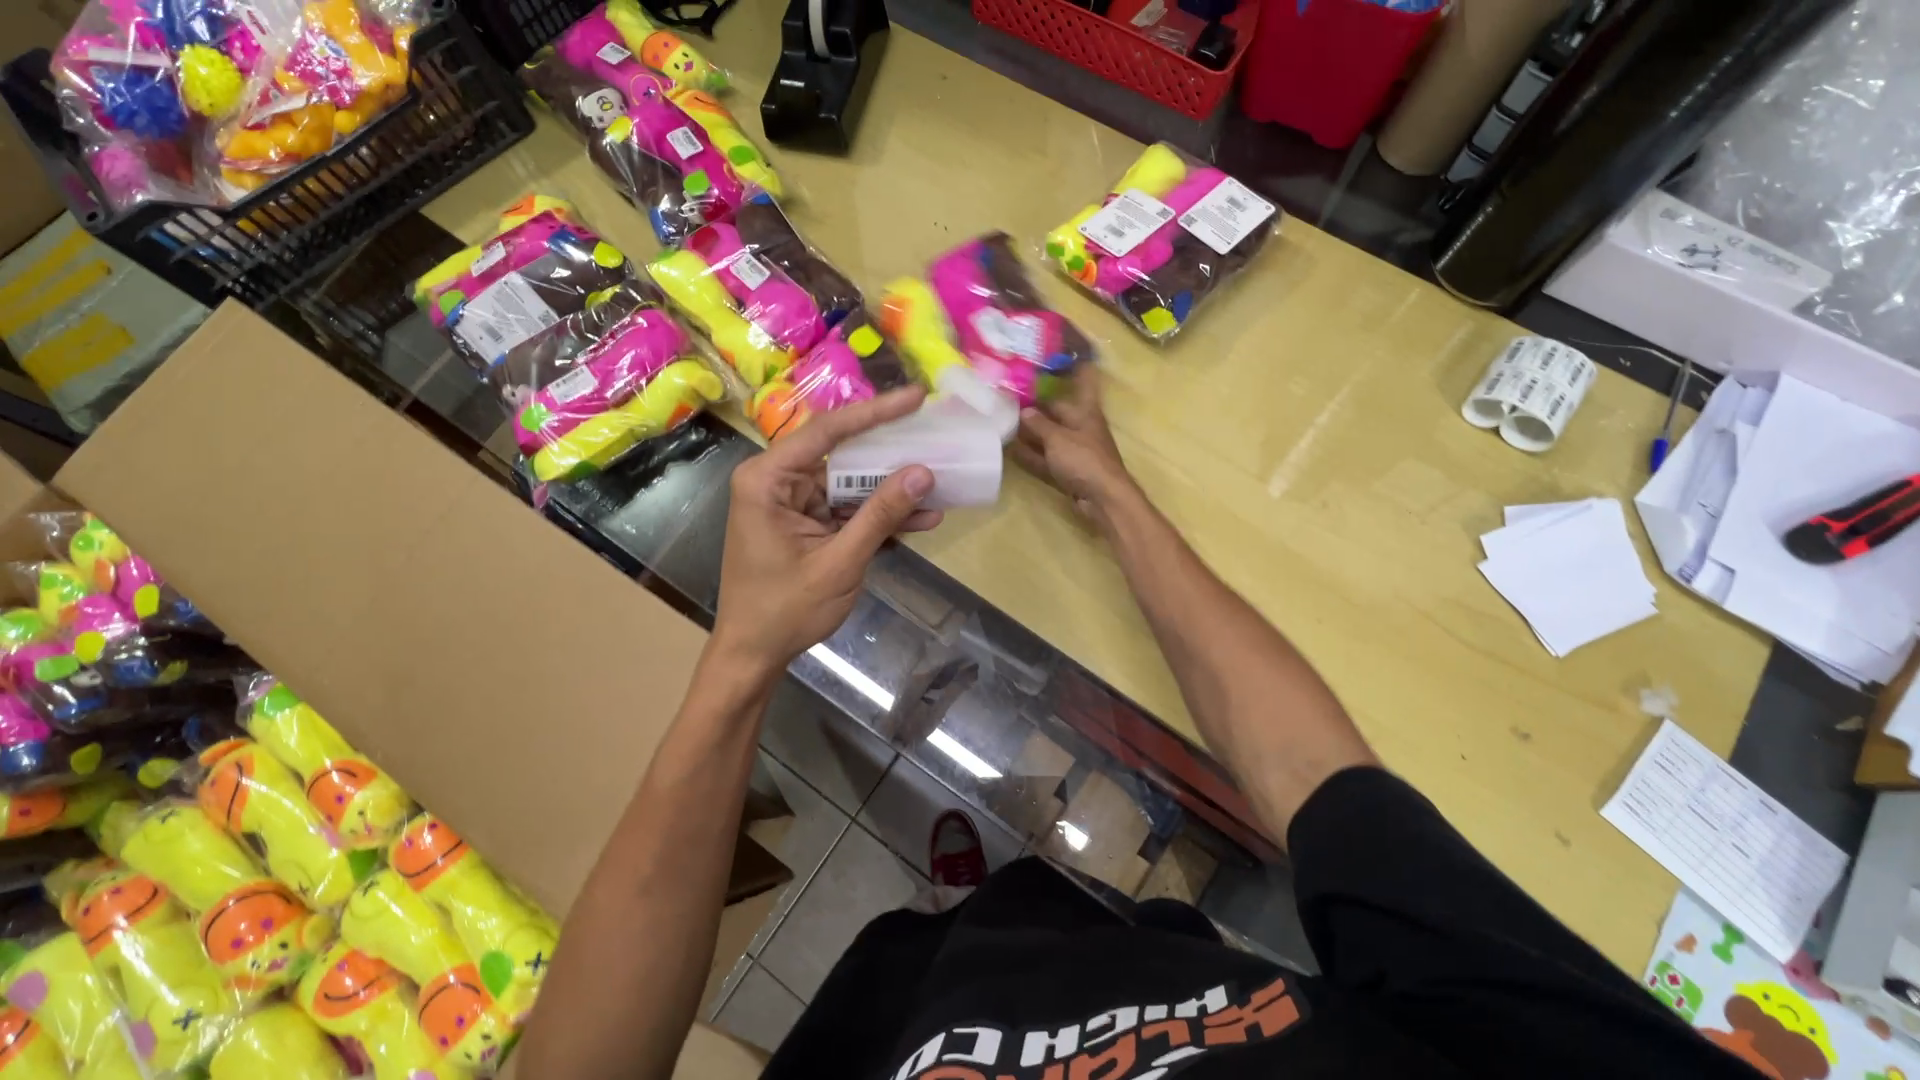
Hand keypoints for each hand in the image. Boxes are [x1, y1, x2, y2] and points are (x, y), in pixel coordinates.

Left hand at [711, 386, 942, 674]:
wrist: (753, 653)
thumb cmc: (785, 609)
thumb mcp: (839, 563)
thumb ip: (880, 516)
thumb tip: (923, 473)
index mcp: (767, 480)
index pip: (828, 432)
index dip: (875, 413)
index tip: (915, 398)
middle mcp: (776, 481)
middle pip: (842, 453)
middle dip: (890, 452)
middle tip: (935, 437)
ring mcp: (791, 503)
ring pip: (850, 483)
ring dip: (890, 491)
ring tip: (940, 487)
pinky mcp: (805, 524)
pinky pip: (847, 509)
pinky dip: (878, 517)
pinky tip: (920, 519)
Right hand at [1008, 367, 1138, 525]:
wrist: (1102, 499)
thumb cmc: (1084, 459)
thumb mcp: (1057, 438)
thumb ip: (1039, 424)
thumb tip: (1025, 411)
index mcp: (1085, 411)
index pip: (1084, 379)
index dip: (1076, 364)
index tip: (1061, 351)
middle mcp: (1080, 426)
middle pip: (1057, 410)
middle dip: (1036, 404)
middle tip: (1009, 393)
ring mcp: (1074, 450)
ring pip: (1049, 436)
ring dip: (1030, 431)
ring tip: (1003, 419)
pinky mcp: (1067, 471)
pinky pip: (1046, 459)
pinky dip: (1031, 455)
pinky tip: (1012, 451)